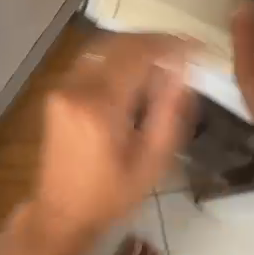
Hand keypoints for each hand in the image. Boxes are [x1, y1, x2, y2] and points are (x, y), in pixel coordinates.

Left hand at [14, 32, 193, 254]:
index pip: (138, 54)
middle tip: (183, 52)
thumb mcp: (151, 162)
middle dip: (154, 42)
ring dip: (135, 48)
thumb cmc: (110, 195)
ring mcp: (62, 87)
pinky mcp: (57, 91)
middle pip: (119, 44)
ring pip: (104, 47)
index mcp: (100, 106)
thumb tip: (184, 72)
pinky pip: (91, 60)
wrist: (61, 212)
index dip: (170, 44)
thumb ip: (170, 113)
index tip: (196, 47)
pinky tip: (136, 74)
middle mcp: (77, 88)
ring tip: (164, 62)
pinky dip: (116, 58)